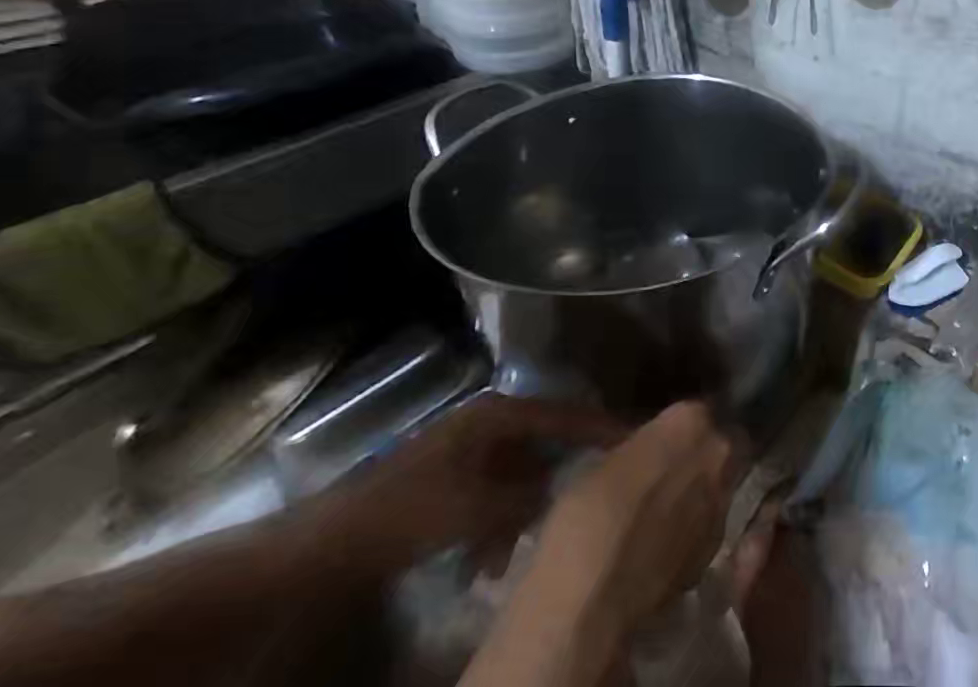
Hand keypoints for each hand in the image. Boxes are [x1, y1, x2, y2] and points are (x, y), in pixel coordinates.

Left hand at [309, 393, 625, 569]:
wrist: (340, 538)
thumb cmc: (413, 509)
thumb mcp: (480, 507)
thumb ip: (531, 496)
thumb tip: (567, 492)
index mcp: (497, 415)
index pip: (564, 415)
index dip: (601, 428)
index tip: (637, 441)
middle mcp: (489, 423)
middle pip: (545, 446)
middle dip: (559, 484)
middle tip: (591, 507)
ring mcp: (473, 450)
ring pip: (521, 478)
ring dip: (522, 516)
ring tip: (511, 556)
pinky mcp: (459, 477)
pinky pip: (497, 496)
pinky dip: (499, 525)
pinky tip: (488, 562)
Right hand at [526, 401, 742, 631]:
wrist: (595, 593)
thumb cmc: (587, 511)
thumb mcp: (604, 460)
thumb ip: (642, 446)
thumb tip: (649, 448)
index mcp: (688, 424)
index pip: (695, 410)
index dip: (677, 425)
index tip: (659, 436)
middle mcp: (715, 459)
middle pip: (717, 444)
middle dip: (699, 451)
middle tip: (667, 466)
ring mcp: (720, 505)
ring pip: (720, 483)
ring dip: (702, 486)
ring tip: (667, 504)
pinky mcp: (716, 547)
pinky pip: (710, 520)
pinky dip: (696, 522)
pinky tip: (668, 537)